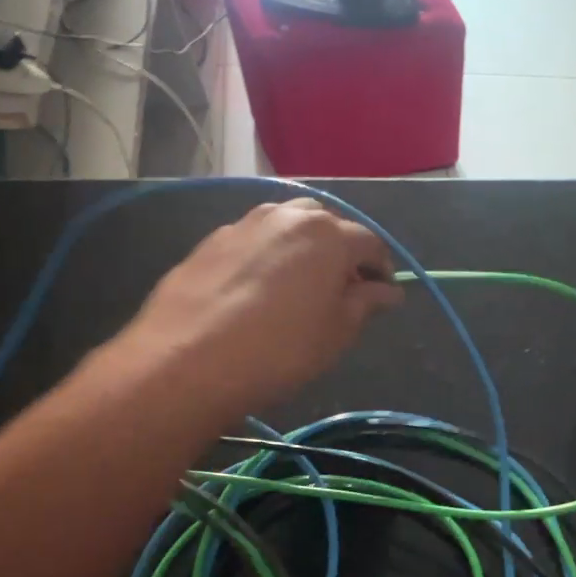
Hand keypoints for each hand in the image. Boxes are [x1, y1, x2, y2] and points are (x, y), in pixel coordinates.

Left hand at [119, 198, 401, 405]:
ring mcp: (245, 224)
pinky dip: (271, 256)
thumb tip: (387, 290)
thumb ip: (366, 303)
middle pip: (327, 223)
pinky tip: (264, 292)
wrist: (188, 360)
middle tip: (344, 289)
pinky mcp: (212, 242)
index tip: (383, 297)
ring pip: (287, 225)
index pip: (370, 242)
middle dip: (343, 251)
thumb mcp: (337, 332)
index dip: (382, 269)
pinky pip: (256, 241)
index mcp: (328, 234)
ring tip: (304, 287)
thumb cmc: (281, 350)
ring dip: (305, 248)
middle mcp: (287, 216)